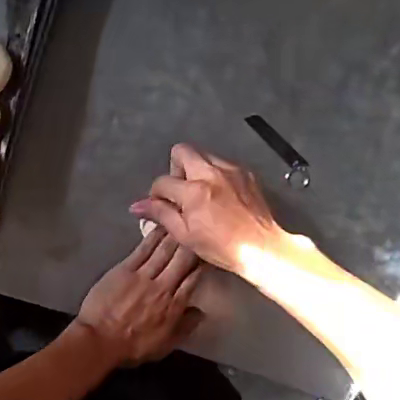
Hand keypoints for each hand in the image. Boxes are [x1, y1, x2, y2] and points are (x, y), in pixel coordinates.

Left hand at [73, 226, 205, 366]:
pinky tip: (161, 225)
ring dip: (175, 234)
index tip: (210, 250)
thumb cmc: (132, 346)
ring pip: (164, 249)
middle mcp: (163, 286)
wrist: (99, 340)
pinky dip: (153, 236)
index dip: (204, 262)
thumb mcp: (165, 344)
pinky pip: (143, 248)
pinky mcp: (124, 269)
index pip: (195, 278)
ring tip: (183, 219)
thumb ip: (185, 326)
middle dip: (193, 242)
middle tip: (199, 226)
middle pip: (183, 258)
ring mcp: (143, 275)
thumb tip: (202, 311)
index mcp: (174, 305)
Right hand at [129, 144, 289, 272]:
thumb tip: (137, 206)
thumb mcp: (185, 235)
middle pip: (182, 151)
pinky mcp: (246, 173)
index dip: (156, 194)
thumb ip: (160, 214)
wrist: (262, 248)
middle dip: (175, 168)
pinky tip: (220, 196)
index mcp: (194, 191)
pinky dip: (216, 175)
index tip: (160, 204)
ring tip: (200, 194)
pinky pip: (223, 164)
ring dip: (196, 170)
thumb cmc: (223, 247)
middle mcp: (212, 174)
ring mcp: (232, 171)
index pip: (162, 181)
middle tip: (180, 190)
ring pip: (203, 155)